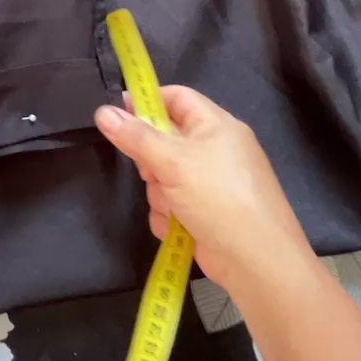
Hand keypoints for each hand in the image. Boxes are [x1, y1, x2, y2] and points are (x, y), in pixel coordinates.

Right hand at [94, 86, 316, 294]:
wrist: (258, 263)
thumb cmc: (218, 197)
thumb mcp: (172, 161)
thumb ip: (135, 137)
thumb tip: (102, 112)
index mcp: (217, 126)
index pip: (177, 97)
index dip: (148, 101)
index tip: (119, 112)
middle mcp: (215, 151)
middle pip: (164, 139)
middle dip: (150, 160)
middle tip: (150, 171)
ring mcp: (210, 184)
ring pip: (163, 175)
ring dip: (159, 194)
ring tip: (172, 207)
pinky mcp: (205, 213)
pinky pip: (172, 203)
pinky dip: (169, 215)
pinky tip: (176, 228)